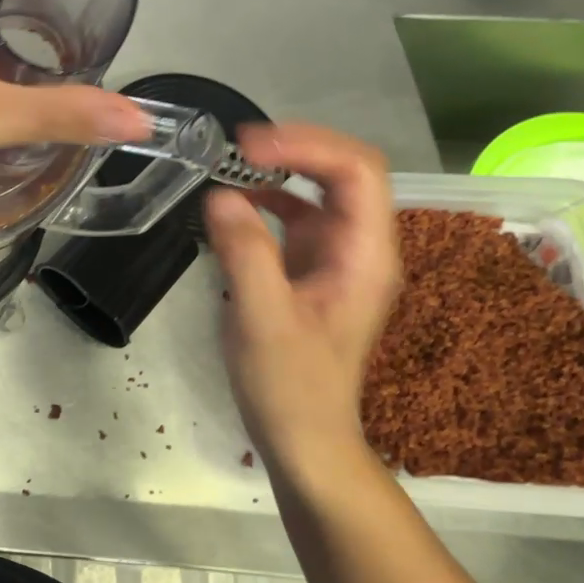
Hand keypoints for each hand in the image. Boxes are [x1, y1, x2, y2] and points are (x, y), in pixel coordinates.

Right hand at [203, 124, 400, 462]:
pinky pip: (298, 214)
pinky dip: (268, 196)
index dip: (307, 147)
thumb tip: (219, 194)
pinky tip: (234, 198)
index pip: (357, 172)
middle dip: (296, 147)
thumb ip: (244, 252)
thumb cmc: (289, 384)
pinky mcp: (312, 268)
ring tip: (232, 160)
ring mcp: (337, 257)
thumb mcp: (260, 317)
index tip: (247, 148)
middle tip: (237, 145)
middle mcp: (360, 247)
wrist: (302, 437)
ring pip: (323, 188)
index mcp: (364, 256)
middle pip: (346, 171)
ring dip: (283, 166)